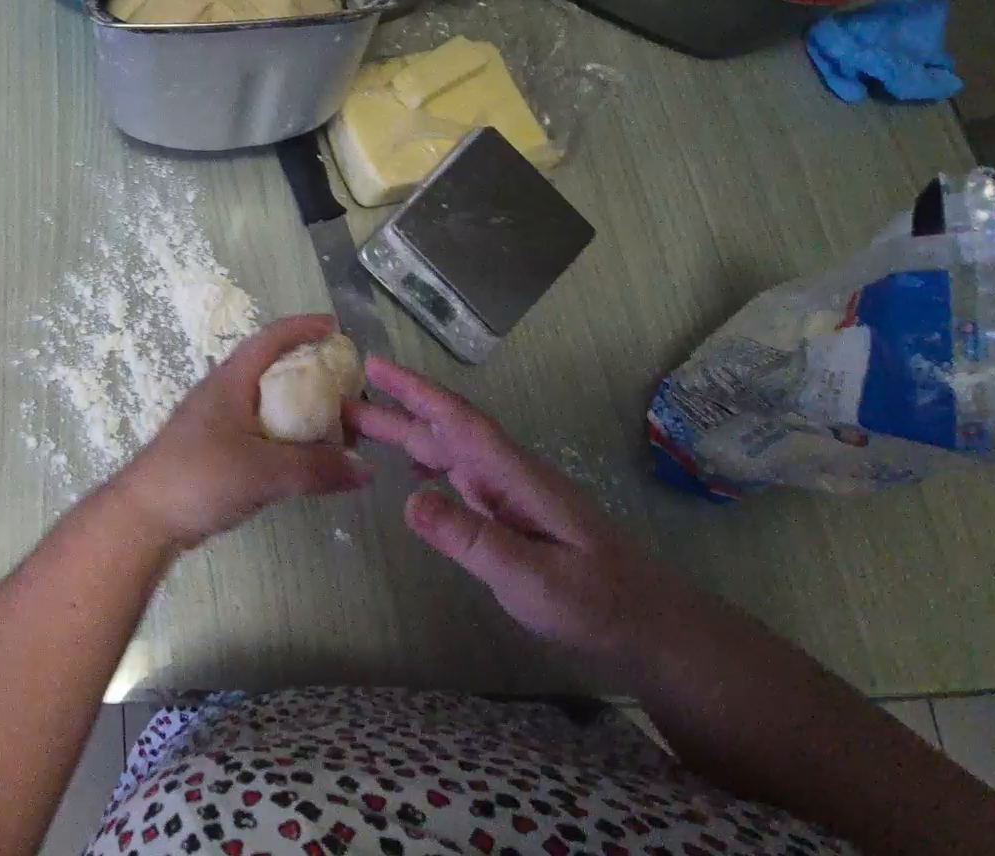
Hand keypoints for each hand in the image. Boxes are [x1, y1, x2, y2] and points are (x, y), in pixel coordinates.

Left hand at [107, 315, 371, 550]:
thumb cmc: (198, 478)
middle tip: (351, 389)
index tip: (337, 327)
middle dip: (312, 374)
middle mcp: (222, 395)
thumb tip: (365, 467)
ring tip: (339, 426)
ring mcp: (215, 424)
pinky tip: (307, 458)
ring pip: (266, 405)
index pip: (270, 339)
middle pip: (272, 371)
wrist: (144, 516)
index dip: (303, 327)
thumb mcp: (264, 472)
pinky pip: (260, 433)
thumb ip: (316, 468)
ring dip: (301, 410)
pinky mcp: (215, 452)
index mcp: (230, 383)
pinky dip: (287, 438)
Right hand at [353, 357, 695, 659]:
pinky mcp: (509, 513)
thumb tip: (408, 500)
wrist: (653, 628)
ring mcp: (510, 493)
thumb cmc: (598, 603)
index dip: (416, 392)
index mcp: (517, 477)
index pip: (459, 422)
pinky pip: (458, 473)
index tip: (374, 366)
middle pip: (445, 430)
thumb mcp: (533, 578)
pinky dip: (426, 459)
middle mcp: (510, 475)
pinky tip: (409, 467)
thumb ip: (472, 539)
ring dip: (406, 432)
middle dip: (395, 409)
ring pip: (450, 450)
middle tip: (341, 401)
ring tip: (360, 425)